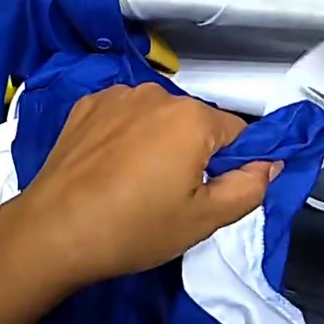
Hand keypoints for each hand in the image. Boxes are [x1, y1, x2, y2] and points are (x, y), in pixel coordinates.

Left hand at [0, 84, 277, 323]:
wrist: (54, 229)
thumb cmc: (133, 228)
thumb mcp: (204, 220)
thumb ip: (249, 187)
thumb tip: (268, 163)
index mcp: (192, 118)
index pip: (238, 133)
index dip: (234, 165)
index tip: (213, 192)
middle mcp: (156, 94)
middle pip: (195, 121)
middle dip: (194, 151)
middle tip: (172, 193)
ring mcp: (117, 95)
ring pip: (157, 116)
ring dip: (158, 139)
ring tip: (135, 181)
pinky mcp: (87, 103)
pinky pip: (123, 114)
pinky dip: (125, 132)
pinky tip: (110, 165)